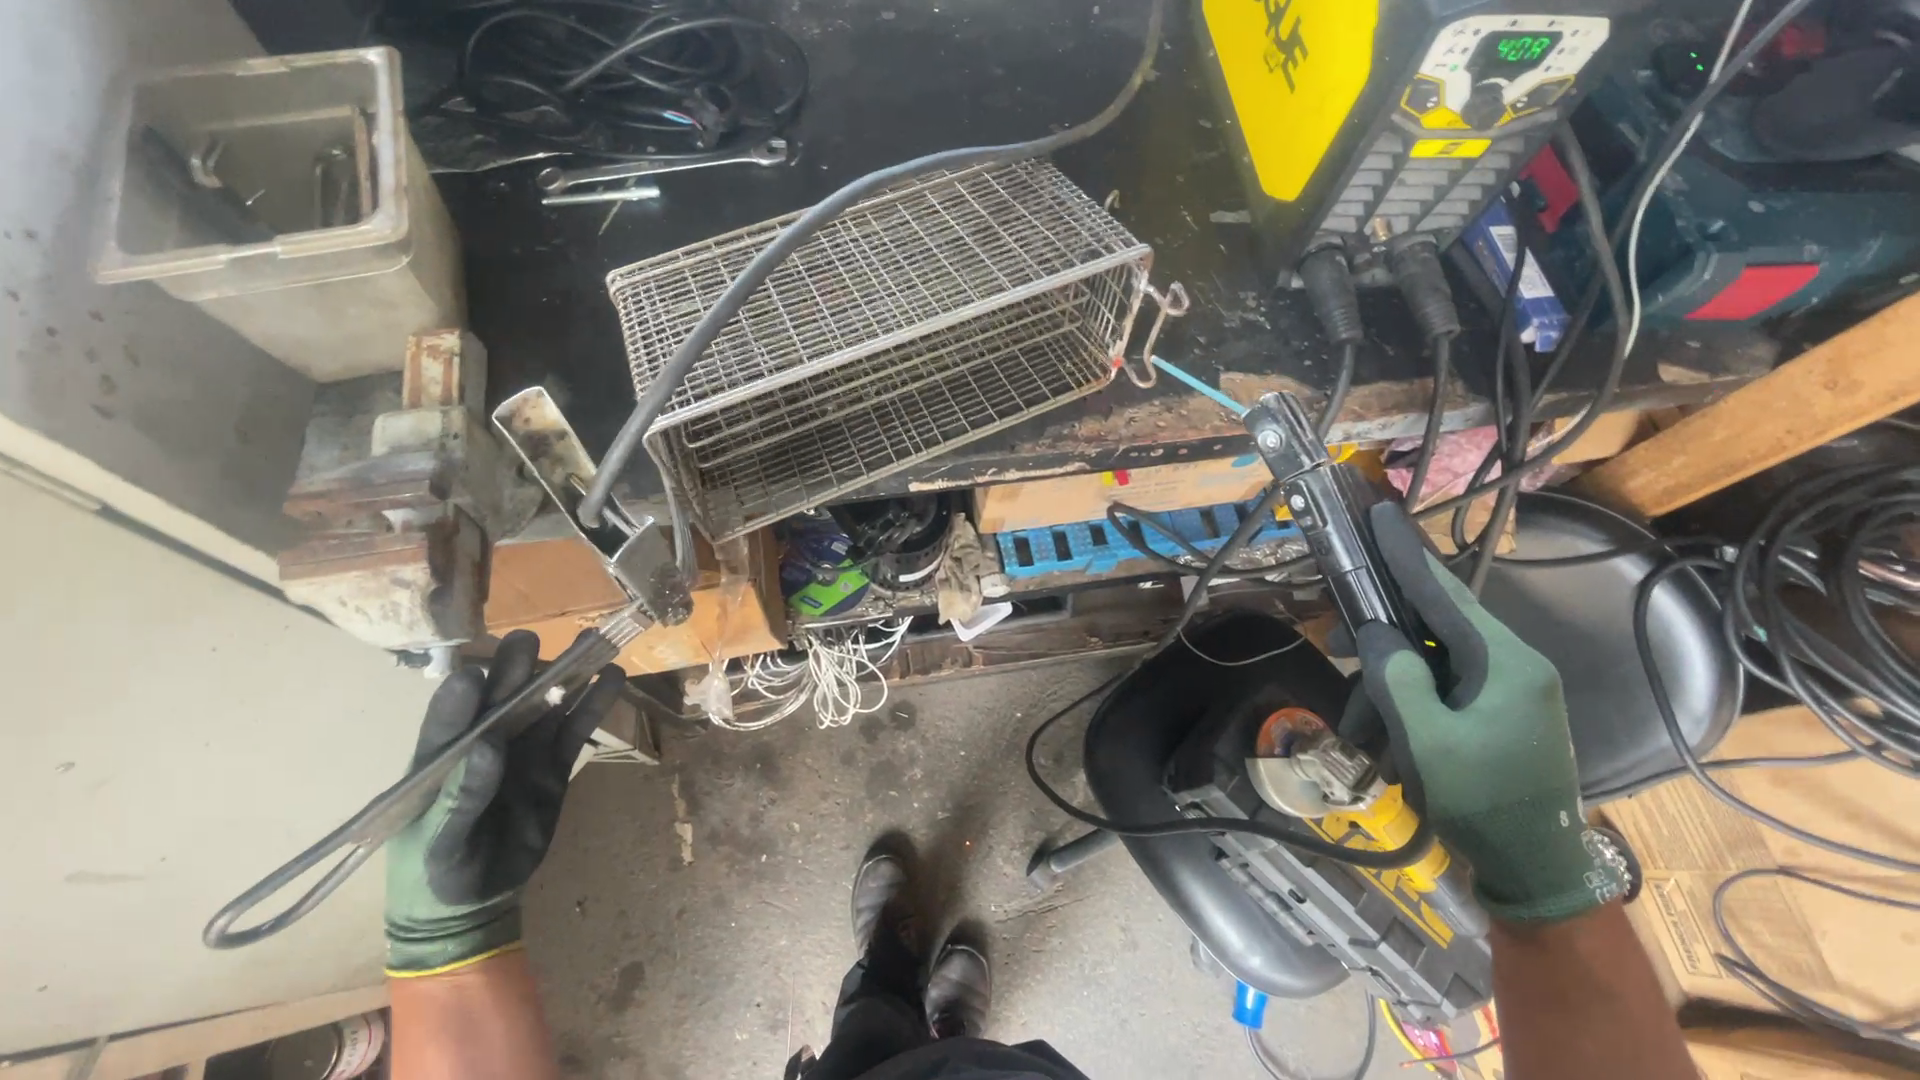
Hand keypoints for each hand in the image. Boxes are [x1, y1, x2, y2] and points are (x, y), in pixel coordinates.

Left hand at [385, 630, 623, 975]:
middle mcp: (482, 747)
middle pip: (501, 701)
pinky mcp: (551, 768)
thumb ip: (461, 796)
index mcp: (440, 760)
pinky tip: (612, 679)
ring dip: (566, 677)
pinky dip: (593, 705)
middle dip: (515, 670)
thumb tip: (485, 746)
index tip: (474, 672)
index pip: (449, 720)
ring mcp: (521, 755)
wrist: (473, 903)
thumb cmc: (435, 874)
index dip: (461, 697)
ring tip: (591, 643)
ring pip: (546, 708)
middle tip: (528, 639)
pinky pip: (574, 731)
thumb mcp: (439, 843)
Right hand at [1351, 503, 1606, 921]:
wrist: (1536, 873)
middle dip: (1379, 648)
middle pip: (1429, 631)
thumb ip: (1397, 677)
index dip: (1405, 553)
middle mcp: (1512, 667)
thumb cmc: (1482, 803)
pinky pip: (1440, 697)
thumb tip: (1375, 632)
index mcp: (1506, 663)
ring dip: (1387, 697)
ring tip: (1364, 742)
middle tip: (1334, 648)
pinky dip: (1407, 716)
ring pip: (1427, 668)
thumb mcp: (1426, 741)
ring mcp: (1506, 694)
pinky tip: (1389, 751)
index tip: (1380, 512)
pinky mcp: (1496, 718)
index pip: (1444, 592)